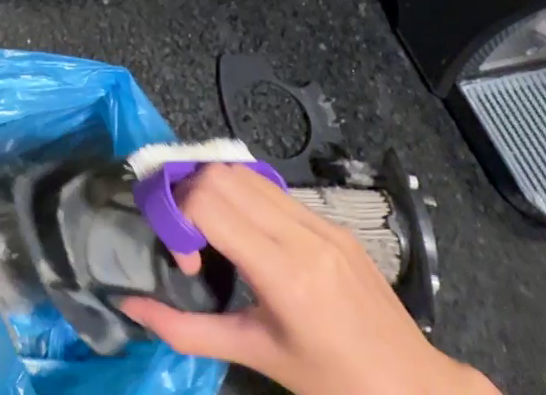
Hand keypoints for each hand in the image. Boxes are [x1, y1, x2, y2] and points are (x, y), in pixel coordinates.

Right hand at [118, 166, 498, 394]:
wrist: (415, 387)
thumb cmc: (333, 382)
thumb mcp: (254, 355)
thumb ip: (185, 329)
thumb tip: (129, 306)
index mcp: (285, 274)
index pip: (208, 202)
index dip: (178, 222)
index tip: (189, 264)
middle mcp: (304, 236)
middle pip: (219, 175)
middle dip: (186, 198)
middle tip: (189, 241)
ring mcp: (323, 224)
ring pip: (243, 171)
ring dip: (212, 191)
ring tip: (211, 234)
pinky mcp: (333, 223)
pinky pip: (271, 188)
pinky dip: (240, 197)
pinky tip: (243, 235)